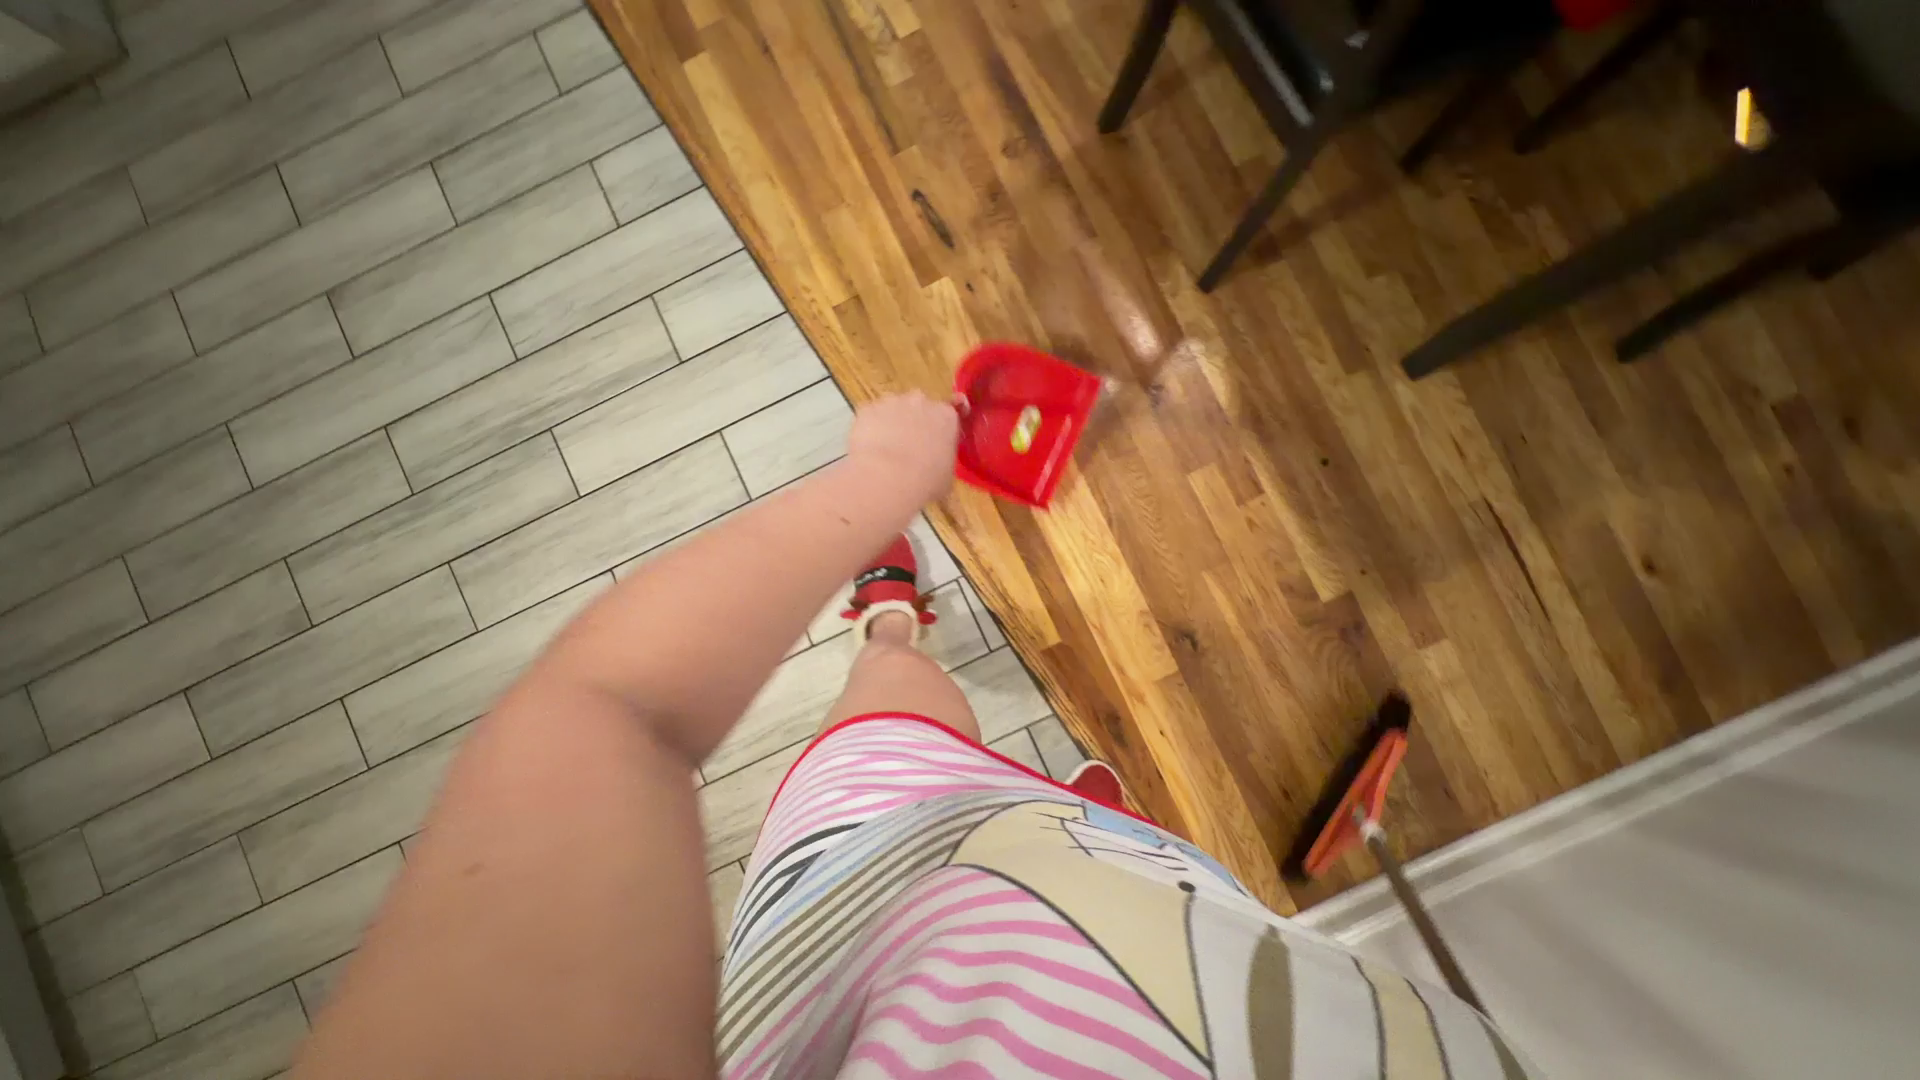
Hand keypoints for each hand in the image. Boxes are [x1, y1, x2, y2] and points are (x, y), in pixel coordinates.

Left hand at [847, 392, 958, 506]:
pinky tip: (869, 450)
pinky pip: (870, 417)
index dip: (937, 433)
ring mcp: (891, 402)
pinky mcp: (867, 408)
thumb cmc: (925, 481)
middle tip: (907, 449)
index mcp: (946, 416)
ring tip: (885, 452)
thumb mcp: (947, 474)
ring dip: (890, 424)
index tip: (932, 448)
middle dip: (913, 423)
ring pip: (891, 410)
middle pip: (918, 408)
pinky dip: (869, 429)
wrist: (887, 478)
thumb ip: (943, 459)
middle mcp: (920, 401)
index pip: (945, 417)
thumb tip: (936, 462)